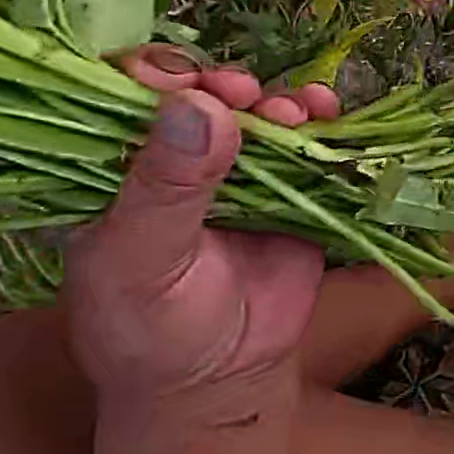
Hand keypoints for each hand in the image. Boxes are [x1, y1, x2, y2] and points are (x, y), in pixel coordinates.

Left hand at [61, 46, 342, 403]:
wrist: (225, 377)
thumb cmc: (155, 330)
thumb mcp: (143, 261)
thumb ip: (166, 188)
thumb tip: (202, 106)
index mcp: (123, 169)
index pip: (129, 99)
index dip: (158, 76)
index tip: (187, 79)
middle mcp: (184, 161)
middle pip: (207, 98)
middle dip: (229, 87)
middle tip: (245, 95)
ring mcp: (244, 174)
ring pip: (264, 117)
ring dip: (282, 102)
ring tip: (296, 111)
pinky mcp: (296, 192)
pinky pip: (311, 149)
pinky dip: (324, 126)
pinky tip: (330, 112)